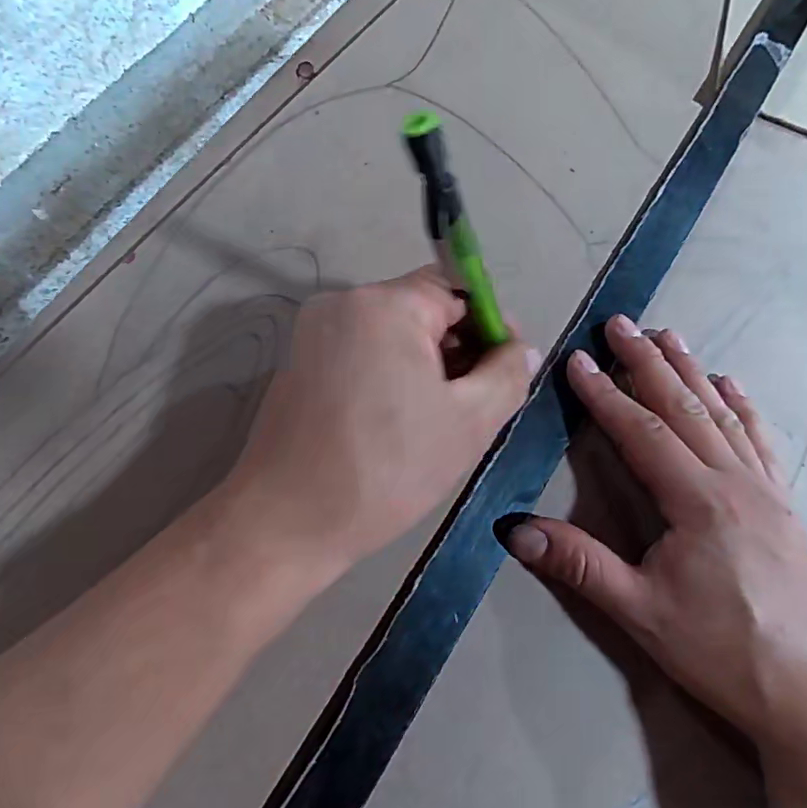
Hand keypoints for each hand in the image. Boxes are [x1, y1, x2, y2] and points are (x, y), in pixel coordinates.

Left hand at [219, 267, 536, 577]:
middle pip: (418, 308)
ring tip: (436, 419)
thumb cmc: (387, 468)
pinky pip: (355, 352)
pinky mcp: (296, 363)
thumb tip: (519, 349)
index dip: (489, 326)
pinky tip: (392, 421)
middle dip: (454, 348)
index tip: (502, 371)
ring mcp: (311, 332)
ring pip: (386, 333)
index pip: (456, 289)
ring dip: (420, 364)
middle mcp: (341, 303)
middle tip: (474, 404)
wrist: (288, 518)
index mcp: (384, 304)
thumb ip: (506, 374)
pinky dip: (383, 374)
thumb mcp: (469, 423)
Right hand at [497, 317, 806, 756]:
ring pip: (722, 417)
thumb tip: (514, 528)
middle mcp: (736, 484)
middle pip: (684, 408)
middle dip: (647, 363)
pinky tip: (732, 387)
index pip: (642, 432)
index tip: (576, 359)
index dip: (604, 394)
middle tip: (620, 323)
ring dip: (691, 373)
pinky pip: (759, 443)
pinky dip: (741, 408)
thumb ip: (578, 564)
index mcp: (699, 502)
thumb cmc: (726, 653)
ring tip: (668, 337)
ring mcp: (767, 493)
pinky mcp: (785, 510)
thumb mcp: (641, 613)